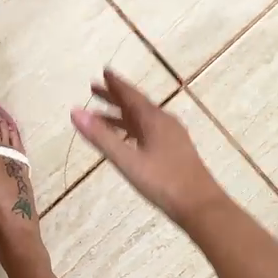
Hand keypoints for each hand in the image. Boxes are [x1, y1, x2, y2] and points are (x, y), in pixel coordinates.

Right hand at [71, 68, 232, 225]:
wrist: (201, 206)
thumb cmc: (163, 182)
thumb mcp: (127, 161)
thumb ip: (101, 137)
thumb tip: (75, 111)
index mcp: (154, 119)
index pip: (130, 95)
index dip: (115, 84)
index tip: (103, 71)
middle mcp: (164, 122)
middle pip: (136, 104)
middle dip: (115, 97)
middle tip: (94, 89)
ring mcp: (172, 136)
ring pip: (142, 119)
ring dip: (122, 114)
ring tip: (101, 116)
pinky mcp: (176, 150)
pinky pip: (149, 131)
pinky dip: (132, 129)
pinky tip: (128, 139)